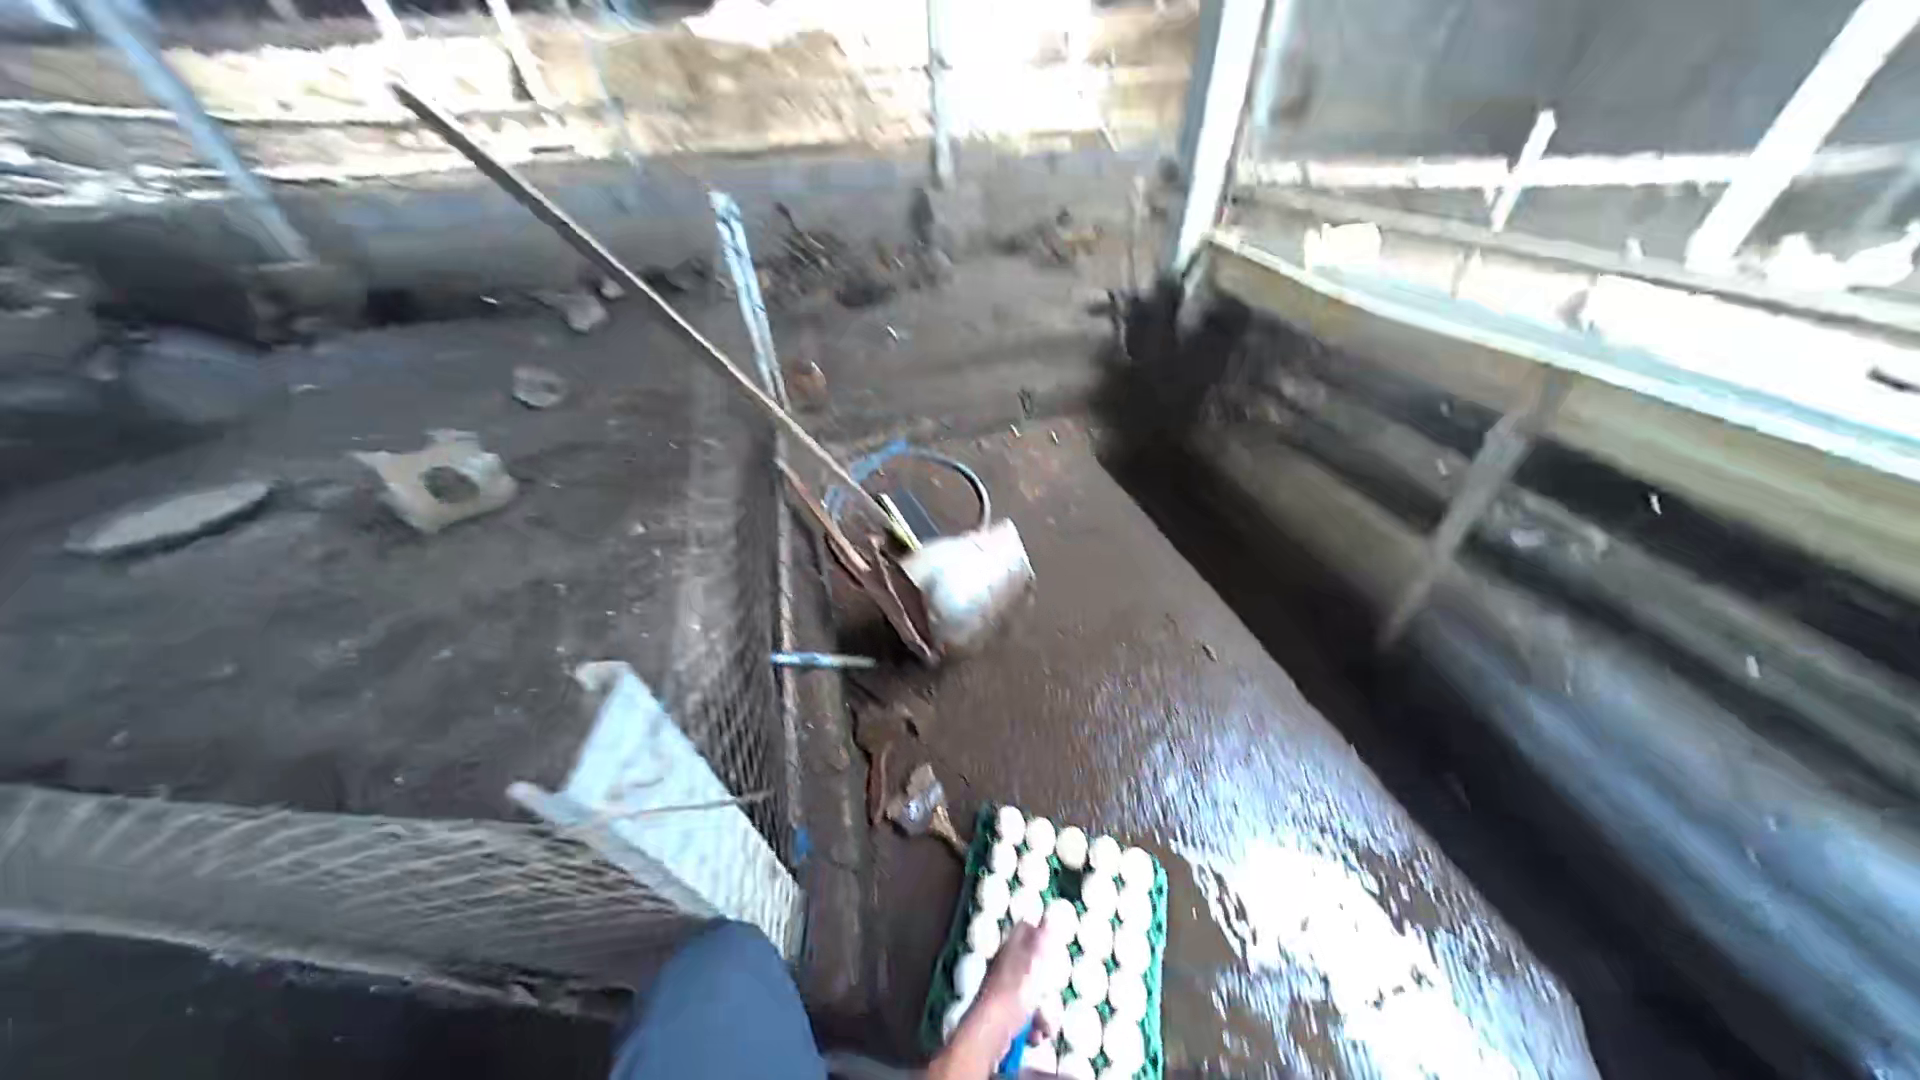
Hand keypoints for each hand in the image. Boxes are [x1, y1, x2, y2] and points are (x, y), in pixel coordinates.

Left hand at [928, 917, 1070, 1079]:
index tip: (1054, 945)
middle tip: (1051, 995)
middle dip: (1046, 984)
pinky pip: (1025, 1015)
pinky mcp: (1004, 1014)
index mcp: (1010, 950)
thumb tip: (1049, 916)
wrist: (989, 1031)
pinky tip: (1036, 1035)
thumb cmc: (1012, 994)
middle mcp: (1005, 966)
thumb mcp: (1032, 965)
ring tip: (1045, 1025)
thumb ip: (1041, 943)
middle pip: (1032, 966)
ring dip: (1043, 1011)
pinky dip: (1034, 1025)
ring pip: (1031, 994)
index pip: (1024, 929)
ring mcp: (1004, 990)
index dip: (1039, 933)